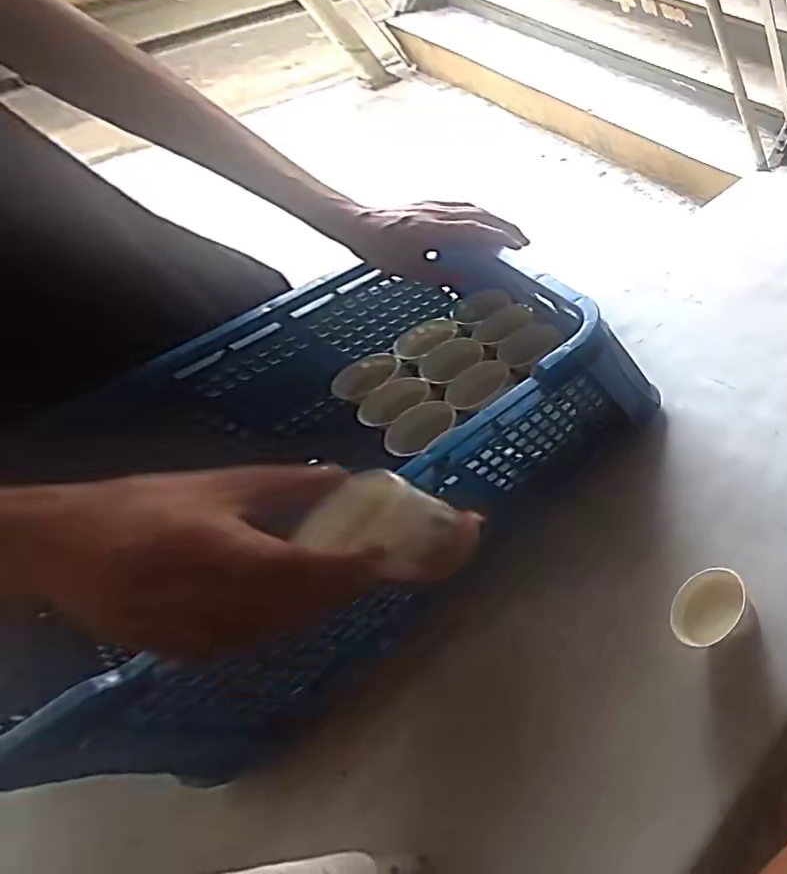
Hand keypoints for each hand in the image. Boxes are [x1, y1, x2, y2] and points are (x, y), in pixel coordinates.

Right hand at [6, 466, 480, 657]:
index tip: (388, 557)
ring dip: (330, 602)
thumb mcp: (225, 484)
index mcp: (210, 549)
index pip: (294, 568)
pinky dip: (291, 619)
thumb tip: (353, 478)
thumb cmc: (143, 504)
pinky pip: (250, 639)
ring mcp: (180, 629)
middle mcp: (196, 596)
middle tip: (402, 564)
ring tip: (368, 575)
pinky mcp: (170, 648)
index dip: (348, 567)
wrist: (43, 546)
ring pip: (280, 625)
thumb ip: (293, 484)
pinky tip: (313, 597)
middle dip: (355, 583)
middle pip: (298, 601)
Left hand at [328, 201, 528, 283]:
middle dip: (506, 228)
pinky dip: (479, 214)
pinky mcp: (428, 203)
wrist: (348, 221)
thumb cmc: (376, 247)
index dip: (501, 237)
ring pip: (474, 209)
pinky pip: (462, 206)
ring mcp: (433, 205)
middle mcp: (437, 213)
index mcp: (434, 229)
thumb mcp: (410, 268)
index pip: (477, 229)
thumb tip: (470, 282)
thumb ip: (444, 274)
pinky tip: (483, 221)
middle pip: (482, 216)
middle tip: (523, 241)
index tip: (519, 247)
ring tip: (509, 231)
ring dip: (496, 219)